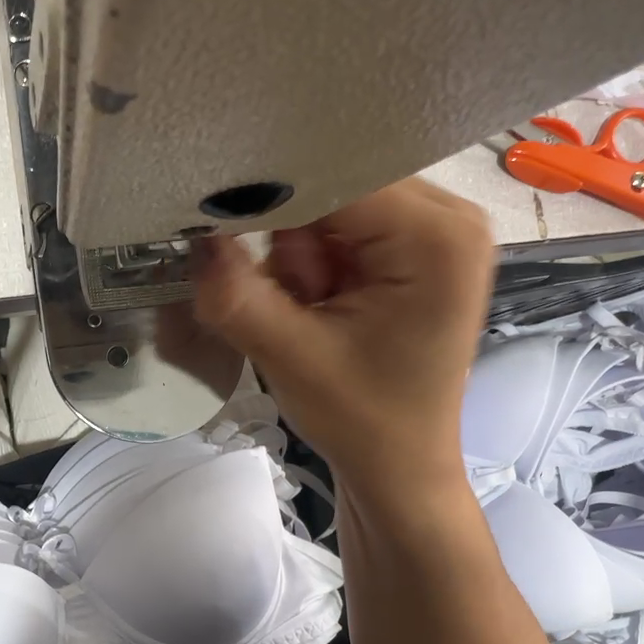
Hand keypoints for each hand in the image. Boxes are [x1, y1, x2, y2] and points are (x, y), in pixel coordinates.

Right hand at [190, 179, 494, 491]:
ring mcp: (434, 233)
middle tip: (299, 304)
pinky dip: (314, 267)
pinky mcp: (415, 253)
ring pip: (330, 210)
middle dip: (293, 243)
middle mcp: (447, 216)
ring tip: (314, 316)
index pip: (334, 176)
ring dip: (301, 260)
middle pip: (333, 189)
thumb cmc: (364, 421)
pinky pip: (341, 232)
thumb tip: (195, 239)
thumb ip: (237, 296)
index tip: (224, 229)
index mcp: (435, 235)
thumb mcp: (291, 358)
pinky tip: (321, 308)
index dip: (272, 199)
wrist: (400, 467)